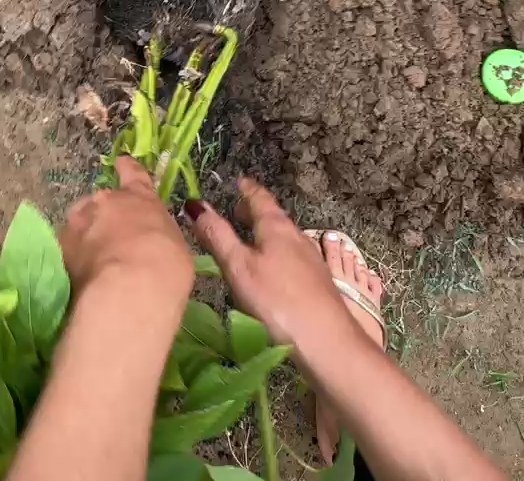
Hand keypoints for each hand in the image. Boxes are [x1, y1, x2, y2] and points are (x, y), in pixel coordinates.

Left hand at [59, 157, 194, 298]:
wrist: (130, 289)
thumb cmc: (164, 267)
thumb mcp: (173, 246)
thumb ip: (155, 234)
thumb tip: (146, 241)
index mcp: (139, 197)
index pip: (133, 173)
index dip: (127, 168)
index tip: (121, 161)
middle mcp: (106, 201)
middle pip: (102, 201)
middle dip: (105, 215)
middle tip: (112, 238)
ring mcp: (80, 220)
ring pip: (80, 221)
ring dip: (86, 233)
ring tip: (94, 260)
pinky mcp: (61, 245)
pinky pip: (68, 247)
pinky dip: (73, 257)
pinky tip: (81, 275)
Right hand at [186, 178, 357, 352]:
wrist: (328, 342)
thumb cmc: (277, 301)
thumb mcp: (238, 267)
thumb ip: (217, 235)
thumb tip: (195, 205)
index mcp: (276, 227)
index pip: (260, 198)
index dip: (247, 189)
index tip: (238, 181)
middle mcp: (296, 236)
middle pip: (273, 216)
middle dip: (254, 211)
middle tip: (237, 210)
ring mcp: (311, 258)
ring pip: (284, 236)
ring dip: (266, 232)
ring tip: (250, 239)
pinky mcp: (318, 281)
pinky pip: (292, 255)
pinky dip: (277, 251)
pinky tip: (273, 270)